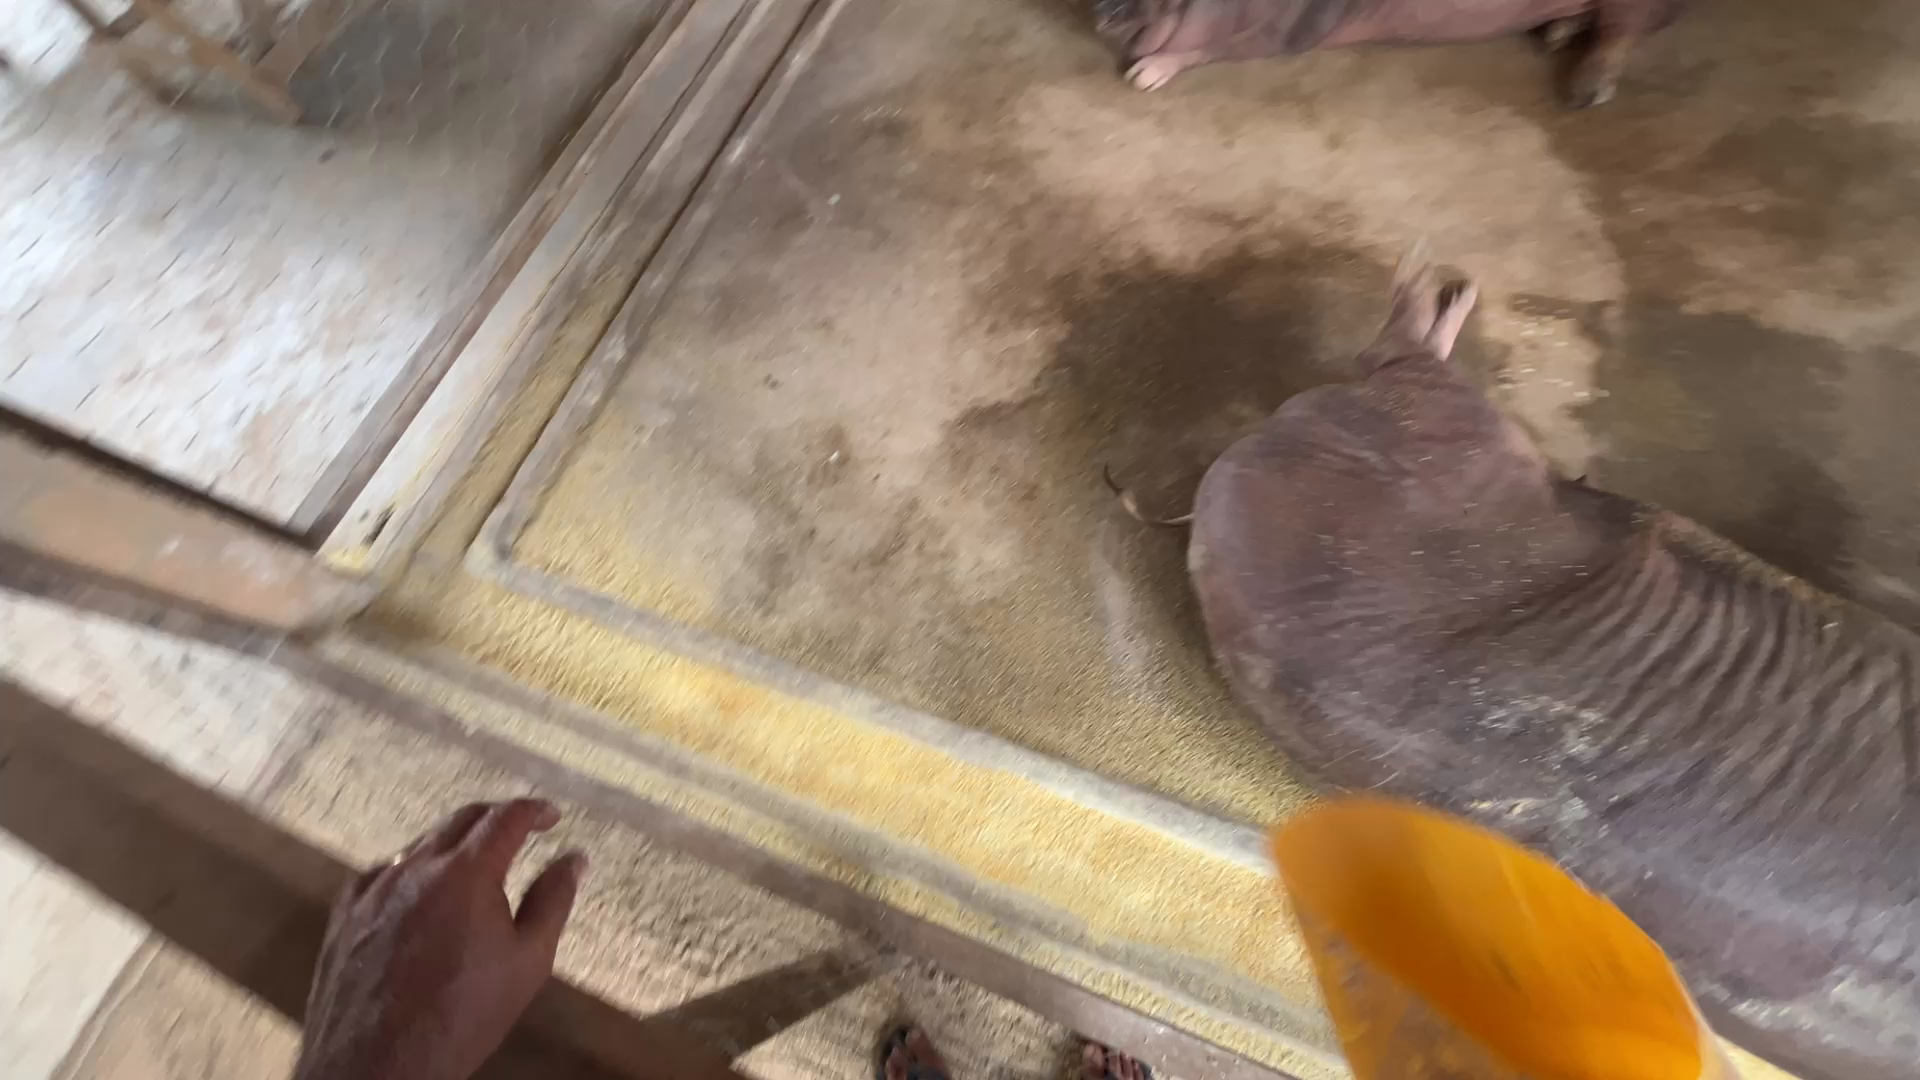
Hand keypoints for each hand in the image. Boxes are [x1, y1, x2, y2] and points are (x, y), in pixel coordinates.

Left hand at [293, 799, 587, 1079]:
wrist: (373, 1074)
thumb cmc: (463, 1015)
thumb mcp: (529, 959)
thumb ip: (554, 899)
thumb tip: (575, 857)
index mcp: (467, 872)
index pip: (507, 817)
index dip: (535, 809)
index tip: (553, 817)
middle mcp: (417, 869)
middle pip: (463, 819)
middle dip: (498, 817)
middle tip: (521, 831)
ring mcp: (373, 893)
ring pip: (422, 843)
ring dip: (456, 840)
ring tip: (476, 861)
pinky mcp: (343, 920)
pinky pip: (380, 872)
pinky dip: (410, 866)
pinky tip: (417, 887)